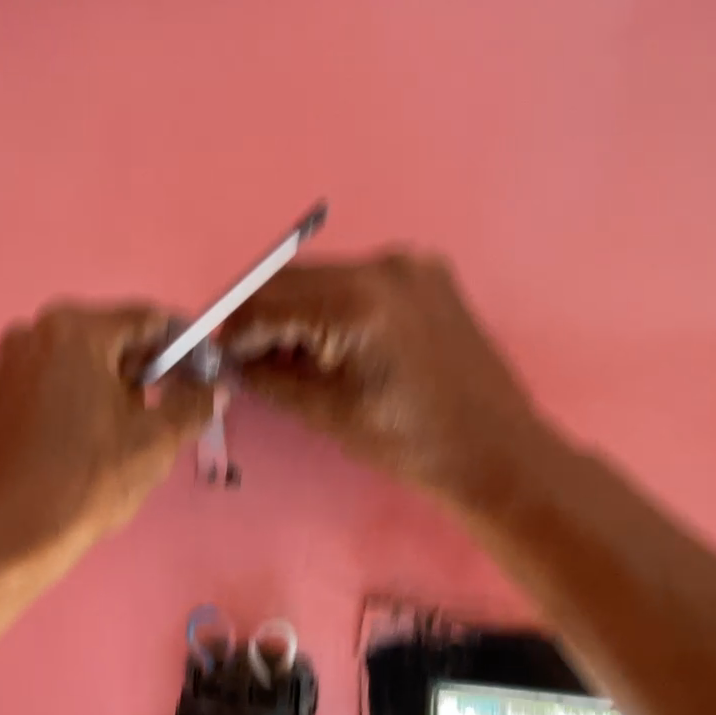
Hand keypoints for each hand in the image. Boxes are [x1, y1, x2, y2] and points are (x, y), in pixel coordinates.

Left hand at [0, 303, 212, 566]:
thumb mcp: (155, 443)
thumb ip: (193, 405)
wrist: (2, 537)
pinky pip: (28, 392)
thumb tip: (215, 389)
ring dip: (91, 389)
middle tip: (153, 414)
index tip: (198, 372)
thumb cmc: (85, 481)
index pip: (145, 320)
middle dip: (133, 370)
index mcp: (74, 331)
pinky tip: (60, 449)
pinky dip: (52, 408)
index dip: (180, 345)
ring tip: (105, 438)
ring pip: (61, 367)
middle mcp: (27, 335)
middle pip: (100, 341)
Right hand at [223, 252, 558, 510]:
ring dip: (295, 311)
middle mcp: (383, 266)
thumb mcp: (323, 411)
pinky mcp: (427, 276)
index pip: (266, 300)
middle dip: (261, 317)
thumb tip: (235, 359)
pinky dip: (331, 307)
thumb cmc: (406, 441)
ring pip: (322, 278)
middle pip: (291, 279)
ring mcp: (411, 265)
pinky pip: (356, 283)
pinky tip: (332, 345)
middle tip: (249, 361)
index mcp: (356, 302)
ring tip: (292, 358)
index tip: (221, 359)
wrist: (494, 449)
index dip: (234, 331)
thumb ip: (268, 375)